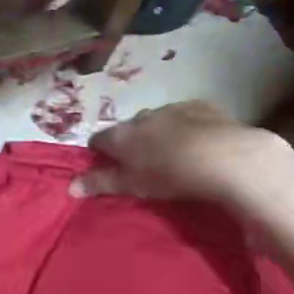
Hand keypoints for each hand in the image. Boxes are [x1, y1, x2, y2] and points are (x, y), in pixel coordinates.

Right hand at [77, 101, 293, 203]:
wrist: (222, 156)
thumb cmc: (169, 174)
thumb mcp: (133, 185)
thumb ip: (102, 183)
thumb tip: (71, 186)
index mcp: (122, 134)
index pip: (99, 140)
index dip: (100, 153)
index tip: (106, 167)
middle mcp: (142, 116)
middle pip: (129, 129)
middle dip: (131, 143)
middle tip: (142, 164)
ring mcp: (172, 108)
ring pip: (157, 120)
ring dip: (159, 133)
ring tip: (172, 154)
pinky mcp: (201, 106)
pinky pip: (186, 115)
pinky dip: (186, 127)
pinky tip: (198, 142)